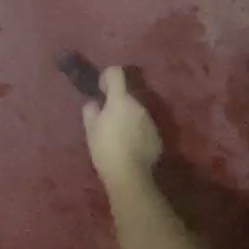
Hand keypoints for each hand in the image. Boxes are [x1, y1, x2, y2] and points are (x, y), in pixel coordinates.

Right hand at [82, 66, 161, 184]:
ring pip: (137, 111)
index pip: (116, 73)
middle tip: (107, 117)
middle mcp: (139, 105)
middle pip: (127, 95)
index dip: (107, 76)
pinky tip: (130, 145)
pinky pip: (144, 126)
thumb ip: (91, 110)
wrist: (129, 175)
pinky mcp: (157, 137)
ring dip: (128, 116)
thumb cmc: (105, 148)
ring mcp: (150, 121)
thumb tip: (94, 104)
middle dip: (117, 101)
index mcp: (121, 99)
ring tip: (119, 134)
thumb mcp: (90, 128)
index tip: (101, 89)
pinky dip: (137, 131)